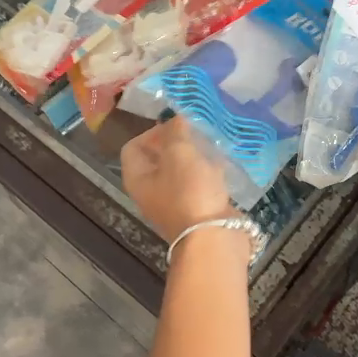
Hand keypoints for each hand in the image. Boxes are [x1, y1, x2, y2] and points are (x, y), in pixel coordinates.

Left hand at [121, 117, 234, 242]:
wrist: (213, 237)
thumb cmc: (189, 192)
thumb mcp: (180, 154)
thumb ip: (176, 131)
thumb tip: (176, 119)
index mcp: (138, 179)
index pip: (134, 147)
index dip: (152, 132)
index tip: (176, 125)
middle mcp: (152, 191)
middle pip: (159, 158)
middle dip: (177, 141)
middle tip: (196, 129)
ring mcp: (175, 201)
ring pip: (182, 169)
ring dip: (195, 154)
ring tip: (211, 141)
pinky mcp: (198, 207)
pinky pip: (200, 182)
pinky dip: (209, 170)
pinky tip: (223, 161)